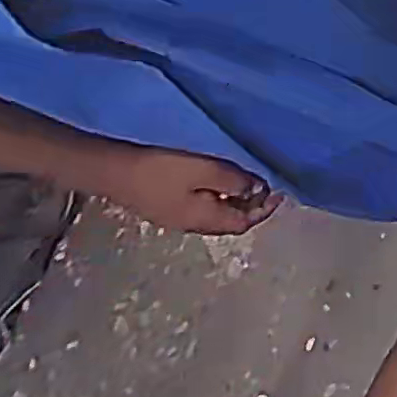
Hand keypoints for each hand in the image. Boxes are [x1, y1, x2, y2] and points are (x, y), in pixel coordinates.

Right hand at [80, 144, 280, 234]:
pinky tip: (223, 184)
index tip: (280, 194)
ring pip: (219, 216)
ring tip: (251, 184)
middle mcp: (193, 226)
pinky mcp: (168, 209)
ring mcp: (179, 219)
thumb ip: (235, 182)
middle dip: (253, 208)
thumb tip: (258, 190)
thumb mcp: (206, 171)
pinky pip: (206, 209)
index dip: (264, 210)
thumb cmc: (163, 171)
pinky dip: (222, 200)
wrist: (116, 172)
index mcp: (205, 220)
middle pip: (232, 223)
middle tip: (269, 188)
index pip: (243, 223)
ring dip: (238, 203)